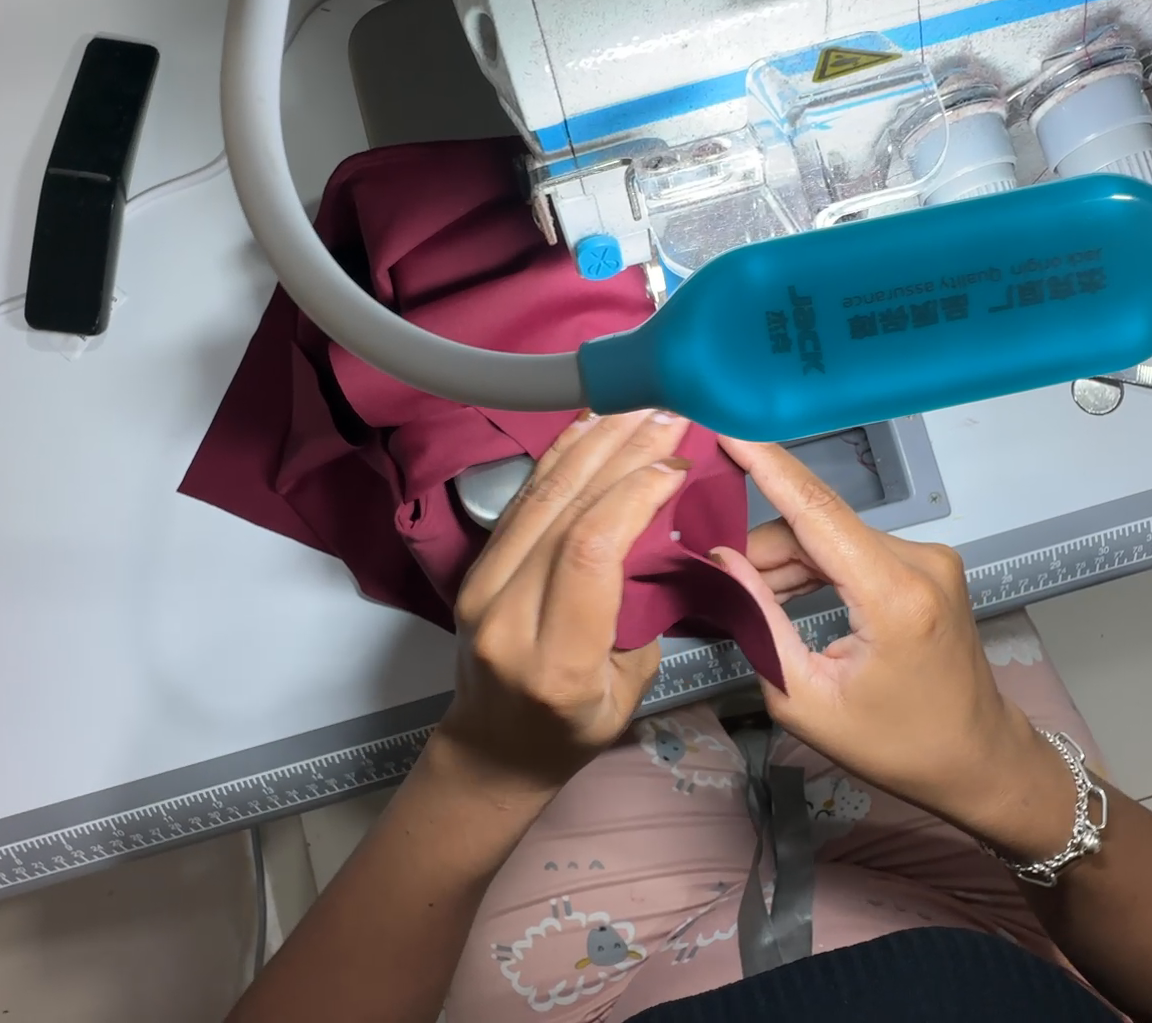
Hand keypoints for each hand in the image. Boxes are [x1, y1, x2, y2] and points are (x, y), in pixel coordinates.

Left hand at [437, 410, 691, 795]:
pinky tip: (589, 423)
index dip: (633, 496)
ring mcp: (481, 586)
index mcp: (556, 662)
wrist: (491, 748)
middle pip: (565, 511)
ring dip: (593, 442)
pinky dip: (559, 456)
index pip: (590, 552)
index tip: (676, 466)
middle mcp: (508, 616)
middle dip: (622, 453)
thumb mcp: (627, 691)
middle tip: (668, 413)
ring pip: (540, 496)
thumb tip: (657, 530)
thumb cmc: (570, 732)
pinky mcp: (475, 566)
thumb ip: (641, 611)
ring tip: (637, 404)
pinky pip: (522, 500)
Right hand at [711, 437, 1069, 854]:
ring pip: (830, 536)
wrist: (977, 760)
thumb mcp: (806, 698)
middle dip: (760, 547)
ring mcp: (927, 558)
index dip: (766, 464)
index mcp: (894, 595)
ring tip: (748, 597)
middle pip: (816, 526)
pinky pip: (851, 549)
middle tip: (716, 578)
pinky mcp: (923, 565)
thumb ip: (759, 622)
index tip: (727, 427)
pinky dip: (813, 567)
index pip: (817, 510)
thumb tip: (720, 562)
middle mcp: (919, 560)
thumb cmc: (895, 746)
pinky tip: (781, 594)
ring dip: (785, 560)